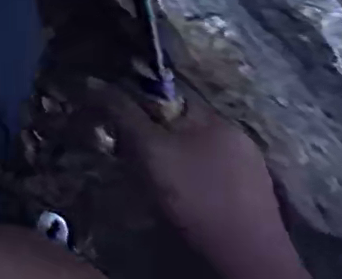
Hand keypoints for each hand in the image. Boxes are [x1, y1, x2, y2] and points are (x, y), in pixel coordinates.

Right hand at [103, 86, 307, 278]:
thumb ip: (120, 109)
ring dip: (162, 152)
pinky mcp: (249, 196)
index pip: (164, 92)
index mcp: (216, 120)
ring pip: (189, 146)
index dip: (133, 99)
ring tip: (144, 170)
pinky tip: (172, 190)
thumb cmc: (194, 194)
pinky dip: (183, 172)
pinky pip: (204, 169)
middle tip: (123, 146)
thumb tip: (92, 80)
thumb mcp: (147, 146)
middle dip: (146, 129)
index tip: (111, 114)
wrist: (247, 262)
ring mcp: (247, 169)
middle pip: (176, 120)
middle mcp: (236, 138)